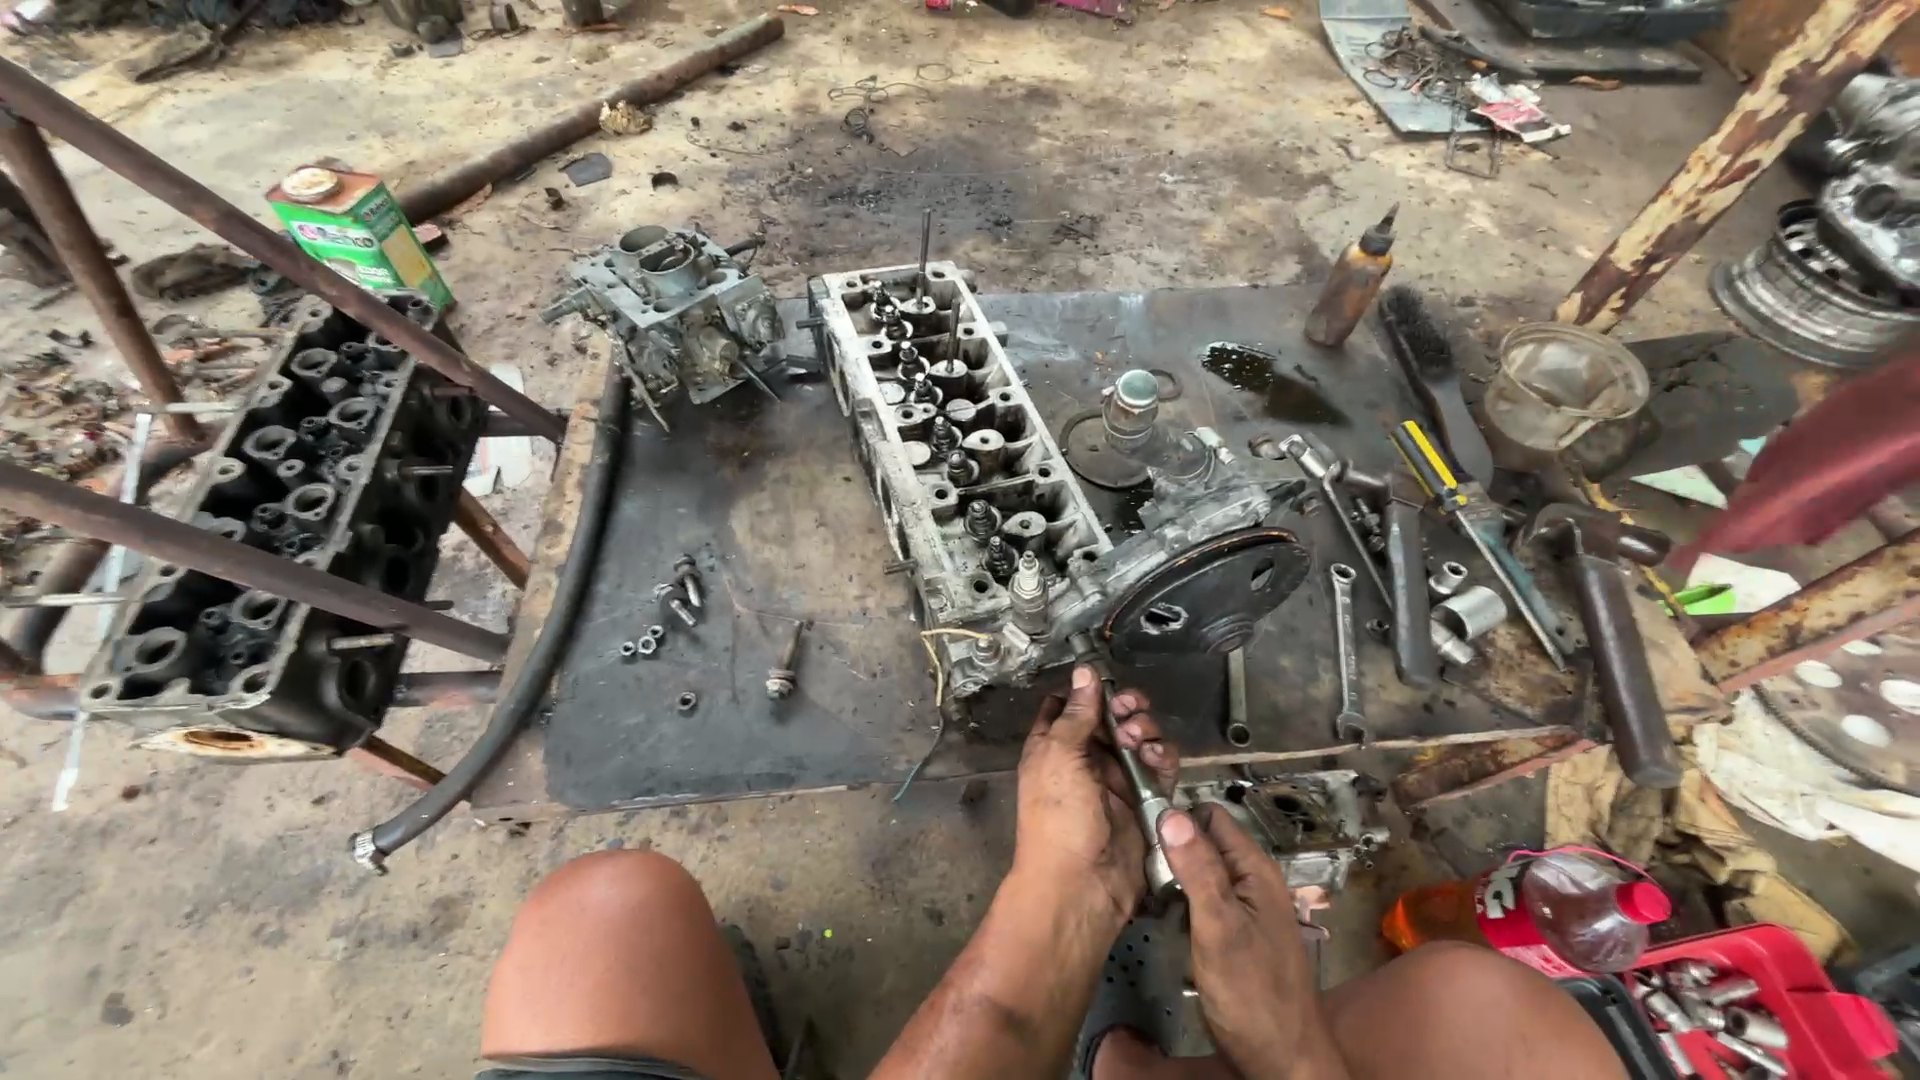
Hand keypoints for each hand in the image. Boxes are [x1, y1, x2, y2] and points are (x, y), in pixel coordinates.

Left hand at [1013, 666, 1177, 926]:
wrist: (1082, 884)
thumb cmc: (1059, 815)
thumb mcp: (1059, 756)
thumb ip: (1077, 713)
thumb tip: (1084, 671)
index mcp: (1052, 746)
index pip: (1069, 706)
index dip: (1086, 691)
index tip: (1104, 681)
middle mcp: (1084, 760)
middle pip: (1111, 719)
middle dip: (1124, 708)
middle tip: (1130, 709)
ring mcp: (1116, 780)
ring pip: (1139, 739)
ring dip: (1144, 731)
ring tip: (1140, 740)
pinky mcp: (1145, 800)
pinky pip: (1160, 768)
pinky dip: (1162, 758)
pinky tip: (1157, 761)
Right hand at [1159, 805, 1341, 1079]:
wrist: (1281, 1063)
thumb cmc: (1253, 993)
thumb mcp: (1220, 926)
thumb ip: (1198, 869)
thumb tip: (1170, 813)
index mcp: (1254, 869)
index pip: (1209, 816)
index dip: (1176, 817)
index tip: (1140, 830)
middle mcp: (1249, 880)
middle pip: (1200, 842)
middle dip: (1168, 849)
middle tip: (1139, 868)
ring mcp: (1240, 908)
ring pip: (1195, 871)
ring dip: (1169, 877)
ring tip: (1144, 892)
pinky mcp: (1229, 932)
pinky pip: (1198, 900)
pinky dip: (1177, 902)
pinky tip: (1159, 915)